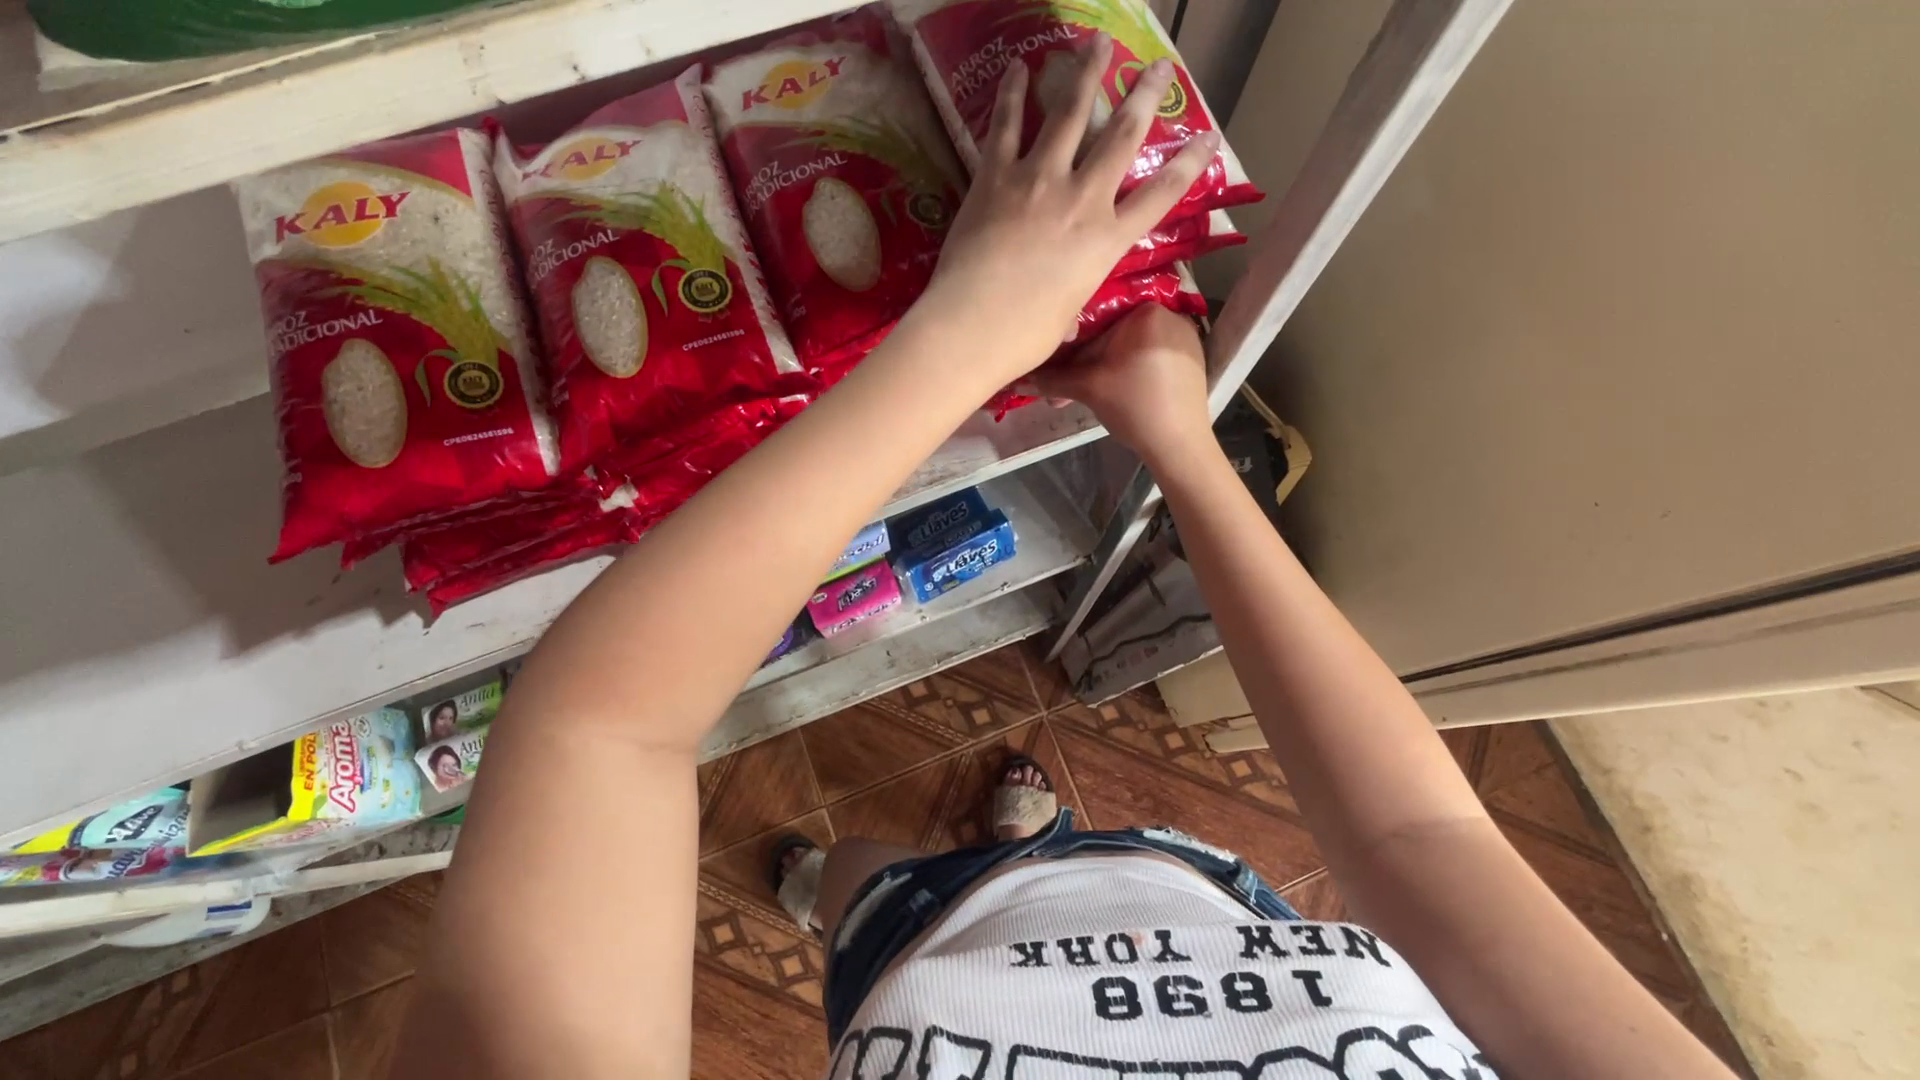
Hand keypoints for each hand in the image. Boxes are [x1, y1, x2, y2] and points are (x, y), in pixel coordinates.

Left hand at [916, 34, 1219, 383]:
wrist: (972, 327)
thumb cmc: (1025, 337)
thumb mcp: (1068, 314)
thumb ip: (1075, 286)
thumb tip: (1066, 294)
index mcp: (1106, 240)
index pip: (1161, 195)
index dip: (1189, 163)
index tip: (1208, 135)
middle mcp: (1081, 199)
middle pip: (1122, 137)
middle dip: (1144, 96)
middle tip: (1158, 66)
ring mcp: (1038, 180)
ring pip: (1069, 113)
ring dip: (1085, 72)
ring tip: (1097, 40)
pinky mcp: (995, 176)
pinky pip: (1007, 126)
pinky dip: (1013, 94)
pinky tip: (1018, 67)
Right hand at [1030, 303, 1212, 467]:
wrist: (1179, 444)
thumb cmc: (1133, 406)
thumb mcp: (1087, 388)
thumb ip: (1052, 379)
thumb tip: (1019, 379)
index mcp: (1145, 310)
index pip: (1094, 320)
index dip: (1068, 345)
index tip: (1052, 366)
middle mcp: (1169, 314)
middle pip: (1112, 334)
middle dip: (1086, 363)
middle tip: (1065, 389)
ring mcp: (1183, 337)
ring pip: (1129, 348)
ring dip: (1104, 369)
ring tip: (1086, 394)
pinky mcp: (1191, 360)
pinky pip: (1148, 357)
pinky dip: (1128, 371)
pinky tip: (1115, 393)